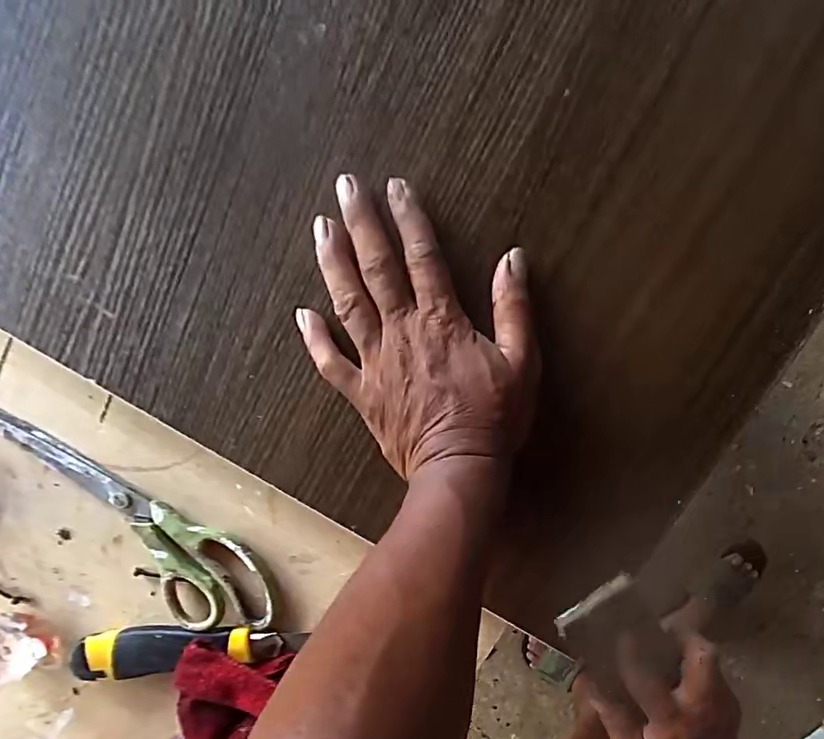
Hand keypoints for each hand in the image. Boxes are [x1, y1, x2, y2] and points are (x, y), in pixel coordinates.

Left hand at [295, 175, 537, 480]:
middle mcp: (402, 333)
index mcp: (441, 321)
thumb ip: (514, 308)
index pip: (423, 257)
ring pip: (348, 304)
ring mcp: (377, 363)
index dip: (409, 218)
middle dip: (360, 224)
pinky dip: (315, 339)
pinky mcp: (363, 394)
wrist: (458, 466)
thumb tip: (513, 258)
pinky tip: (302, 314)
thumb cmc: (493, 418)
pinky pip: (332, 364)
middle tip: (344, 187)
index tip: (395, 187)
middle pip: (377, 269)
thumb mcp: (521, 361)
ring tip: (320, 229)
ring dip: (332, 264)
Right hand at [580, 631, 747, 738]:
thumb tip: (590, 682)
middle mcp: (703, 706)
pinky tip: (673, 669)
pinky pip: (712, 670)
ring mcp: (723, 703)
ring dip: (686, 646)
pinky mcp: (731, 703)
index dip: (630, 653)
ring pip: (710, 657)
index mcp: (672, 722)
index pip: (648, 677)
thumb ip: (612, 719)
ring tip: (662, 645)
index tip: (616, 635)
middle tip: (653, 632)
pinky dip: (693, 662)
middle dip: (677, 636)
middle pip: (700, 654)